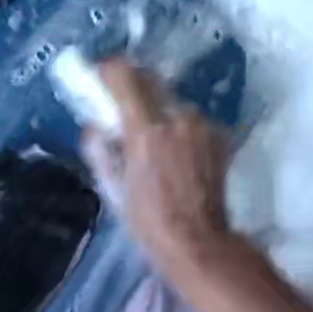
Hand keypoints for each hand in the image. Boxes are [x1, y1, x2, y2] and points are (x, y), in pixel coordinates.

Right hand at [83, 58, 236, 272]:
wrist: (198, 241)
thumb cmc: (147, 221)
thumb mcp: (112, 188)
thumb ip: (99, 149)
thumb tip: (94, 125)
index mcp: (146, 132)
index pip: (125, 76)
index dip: (109, 70)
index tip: (99, 77)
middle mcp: (177, 119)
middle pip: (150, 79)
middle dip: (132, 84)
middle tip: (119, 104)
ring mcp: (202, 126)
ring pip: (172, 100)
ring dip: (157, 109)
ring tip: (151, 140)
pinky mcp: (218, 135)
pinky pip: (190, 119)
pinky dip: (177, 126)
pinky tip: (174, 153)